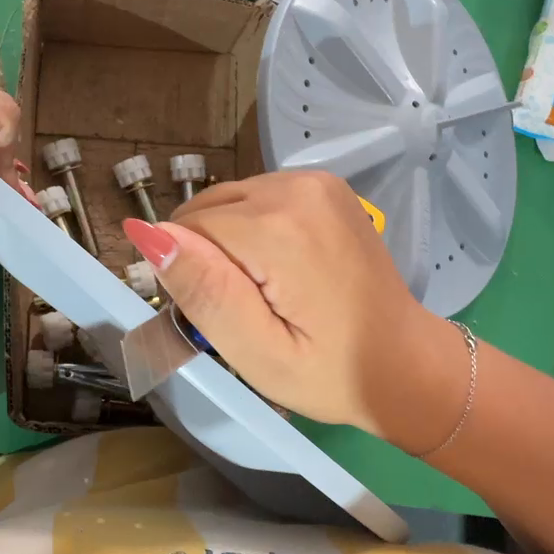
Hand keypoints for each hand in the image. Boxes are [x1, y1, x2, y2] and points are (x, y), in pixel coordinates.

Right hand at [122, 170, 466, 451]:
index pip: (189, 230)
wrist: (405, 363)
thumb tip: (148, 233)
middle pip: (207, 211)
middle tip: (246, 309)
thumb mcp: (256, 351)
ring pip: (228, 202)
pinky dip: (252, 229)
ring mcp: (315, 181)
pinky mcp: (324, 185)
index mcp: (280, 228)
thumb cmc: (331, 372)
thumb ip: (203, 289)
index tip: (222, 317)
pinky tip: (280, 269)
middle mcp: (297, 187)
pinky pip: (256, 198)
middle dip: (208, 257)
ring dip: (228, 243)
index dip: (192, 276)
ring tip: (265, 292)